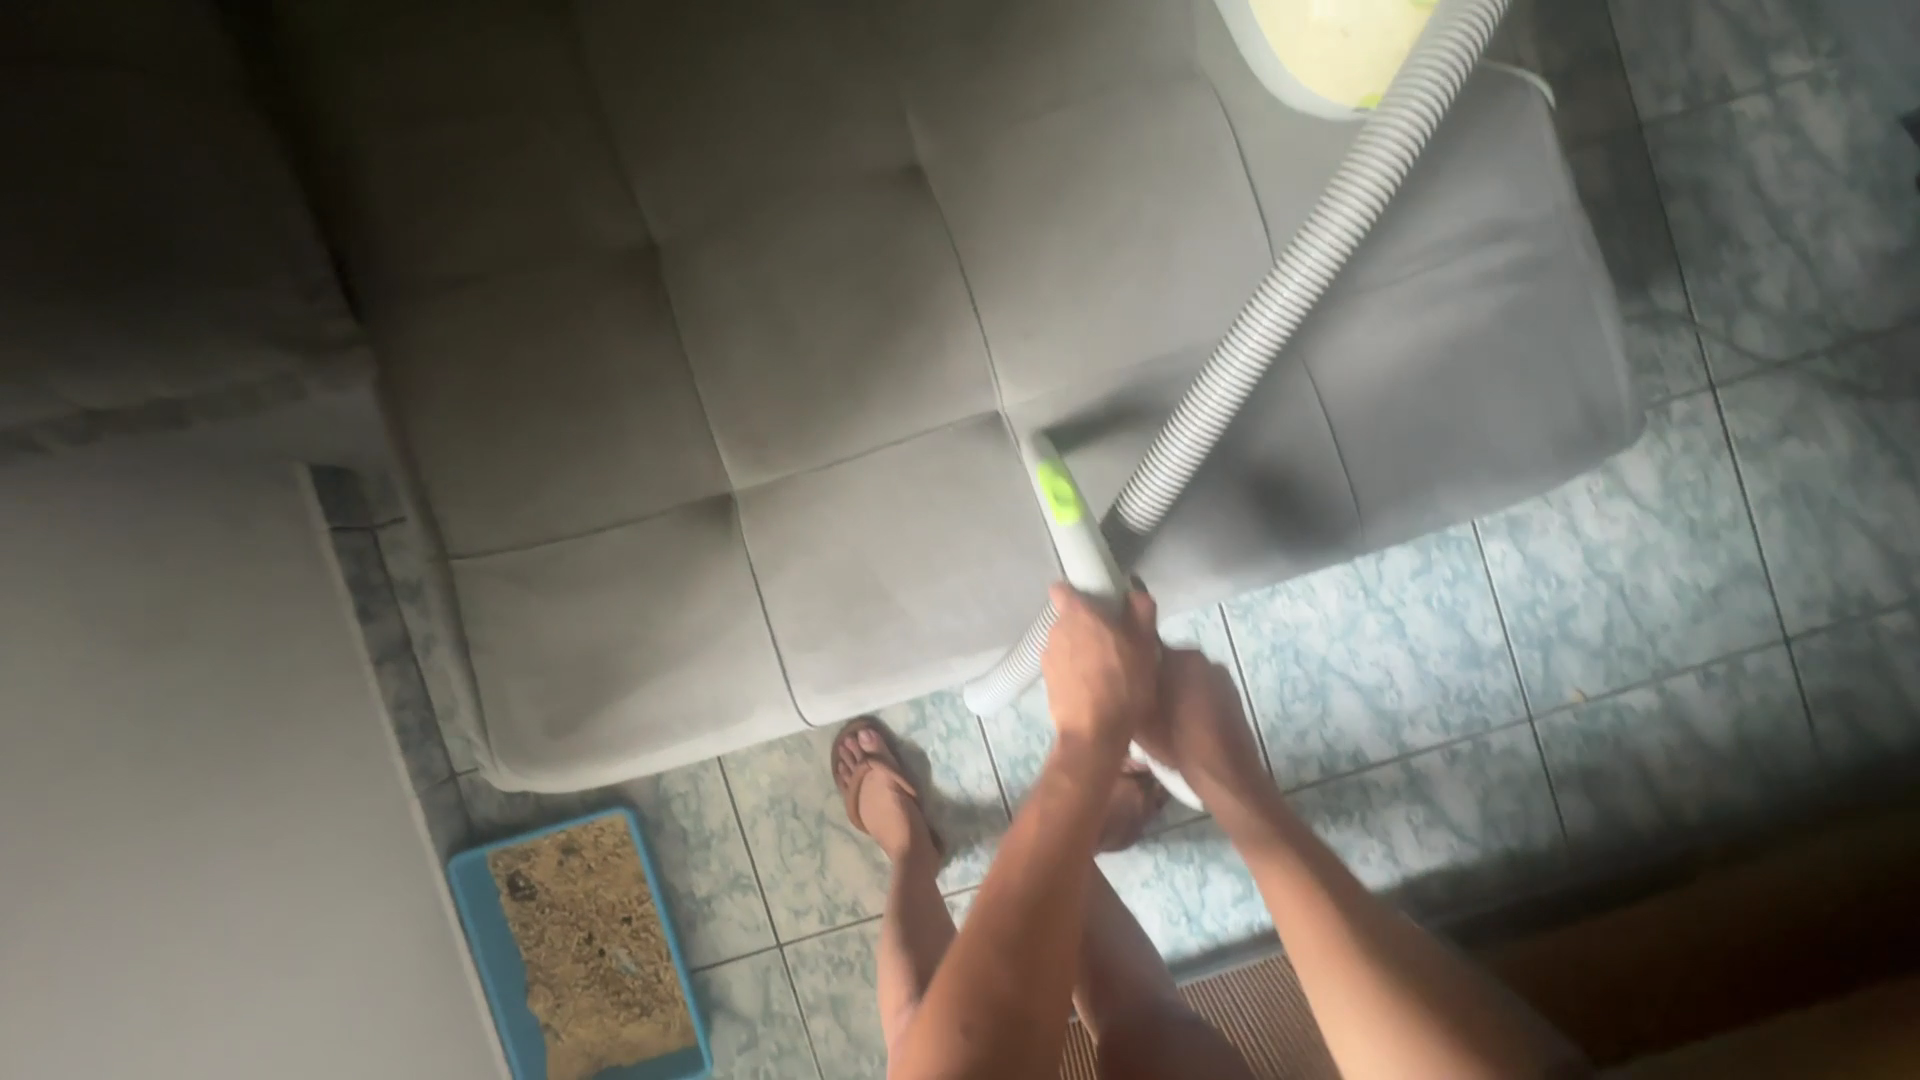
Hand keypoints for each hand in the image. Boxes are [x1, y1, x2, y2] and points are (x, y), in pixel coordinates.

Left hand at [1041, 583, 1159, 754]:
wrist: (1095, 732)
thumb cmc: (1124, 683)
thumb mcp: (1145, 645)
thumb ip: (1140, 612)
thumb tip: (1134, 593)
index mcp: (1078, 615)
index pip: (1062, 589)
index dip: (1076, 592)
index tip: (1097, 604)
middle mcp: (1056, 631)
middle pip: (1068, 618)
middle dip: (1086, 625)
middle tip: (1113, 641)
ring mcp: (1048, 657)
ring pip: (1065, 643)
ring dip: (1080, 649)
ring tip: (1105, 669)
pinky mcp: (1046, 681)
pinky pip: (1062, 666)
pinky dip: (1074, 671)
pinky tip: (1093, 688)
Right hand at [1135, 648, 1270, 805]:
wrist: (1226, 775)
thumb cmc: (1178, 743)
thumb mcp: (1140, 719)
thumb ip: (1129, 690)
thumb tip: (1121, 677)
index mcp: (1182, 657)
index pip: (1148, 648)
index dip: (1134, 666)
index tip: (1123, 683)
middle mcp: (1204, 659)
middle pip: (1169, 662)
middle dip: (1155, 678)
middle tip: (1138, 701)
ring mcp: (1222, 677)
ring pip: (1186, 678)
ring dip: (1173, 690)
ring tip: (1159, 715)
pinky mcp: (1232, 696)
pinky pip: (1202, 691)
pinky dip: (1191, 701)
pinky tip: (1182, 723)